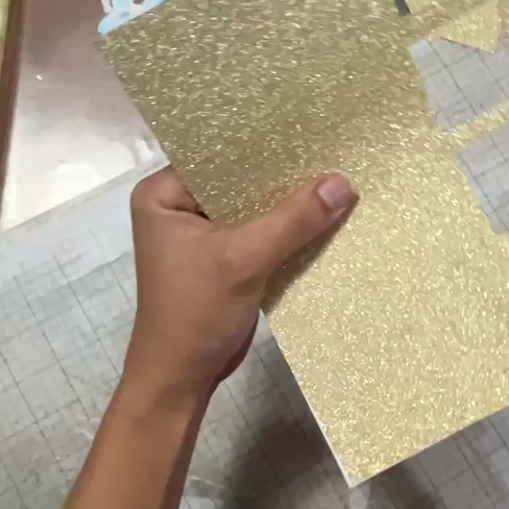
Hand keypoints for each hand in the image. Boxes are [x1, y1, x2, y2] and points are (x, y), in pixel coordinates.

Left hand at [122, 167, 354, 403]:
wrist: (182, 378)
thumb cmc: (195, 313)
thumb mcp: (244, 260)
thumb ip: (293, 220)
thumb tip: (343, 182)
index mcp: (164, 193)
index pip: (220, 155)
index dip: (265, 145)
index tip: (312, 130)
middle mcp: (180, 206)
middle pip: (240, 181)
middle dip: (283, 177)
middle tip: (335, 152)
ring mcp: (202, 233)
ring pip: (254, 208)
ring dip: (289, 205)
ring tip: (338, 179)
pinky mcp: (224, 258)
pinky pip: (260, 233)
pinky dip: (287, 232)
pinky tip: (325, 218)